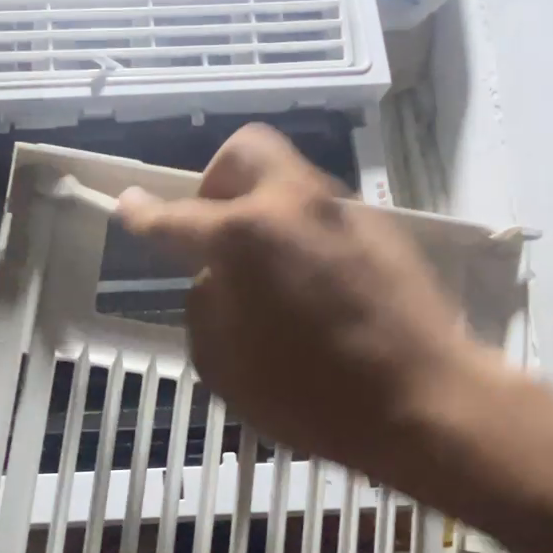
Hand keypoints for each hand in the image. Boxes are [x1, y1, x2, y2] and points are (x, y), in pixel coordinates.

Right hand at [117, 123, 498, 494]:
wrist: (425, 401)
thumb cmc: (312, 394)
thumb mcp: (226, 367)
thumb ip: (206, 308)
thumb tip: (216, 279)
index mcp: (244, 237)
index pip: (176, 217)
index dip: (142, 213)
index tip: (127, 204)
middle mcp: (294, 205)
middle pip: (245, 150)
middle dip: (216, 180)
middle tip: (213, 230)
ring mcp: (345, 211)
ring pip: (290, 181)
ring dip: (263, 209)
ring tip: (267, 270)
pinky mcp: (383, 231)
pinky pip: (323, 214)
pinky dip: (301, 234)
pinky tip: (313, 287)